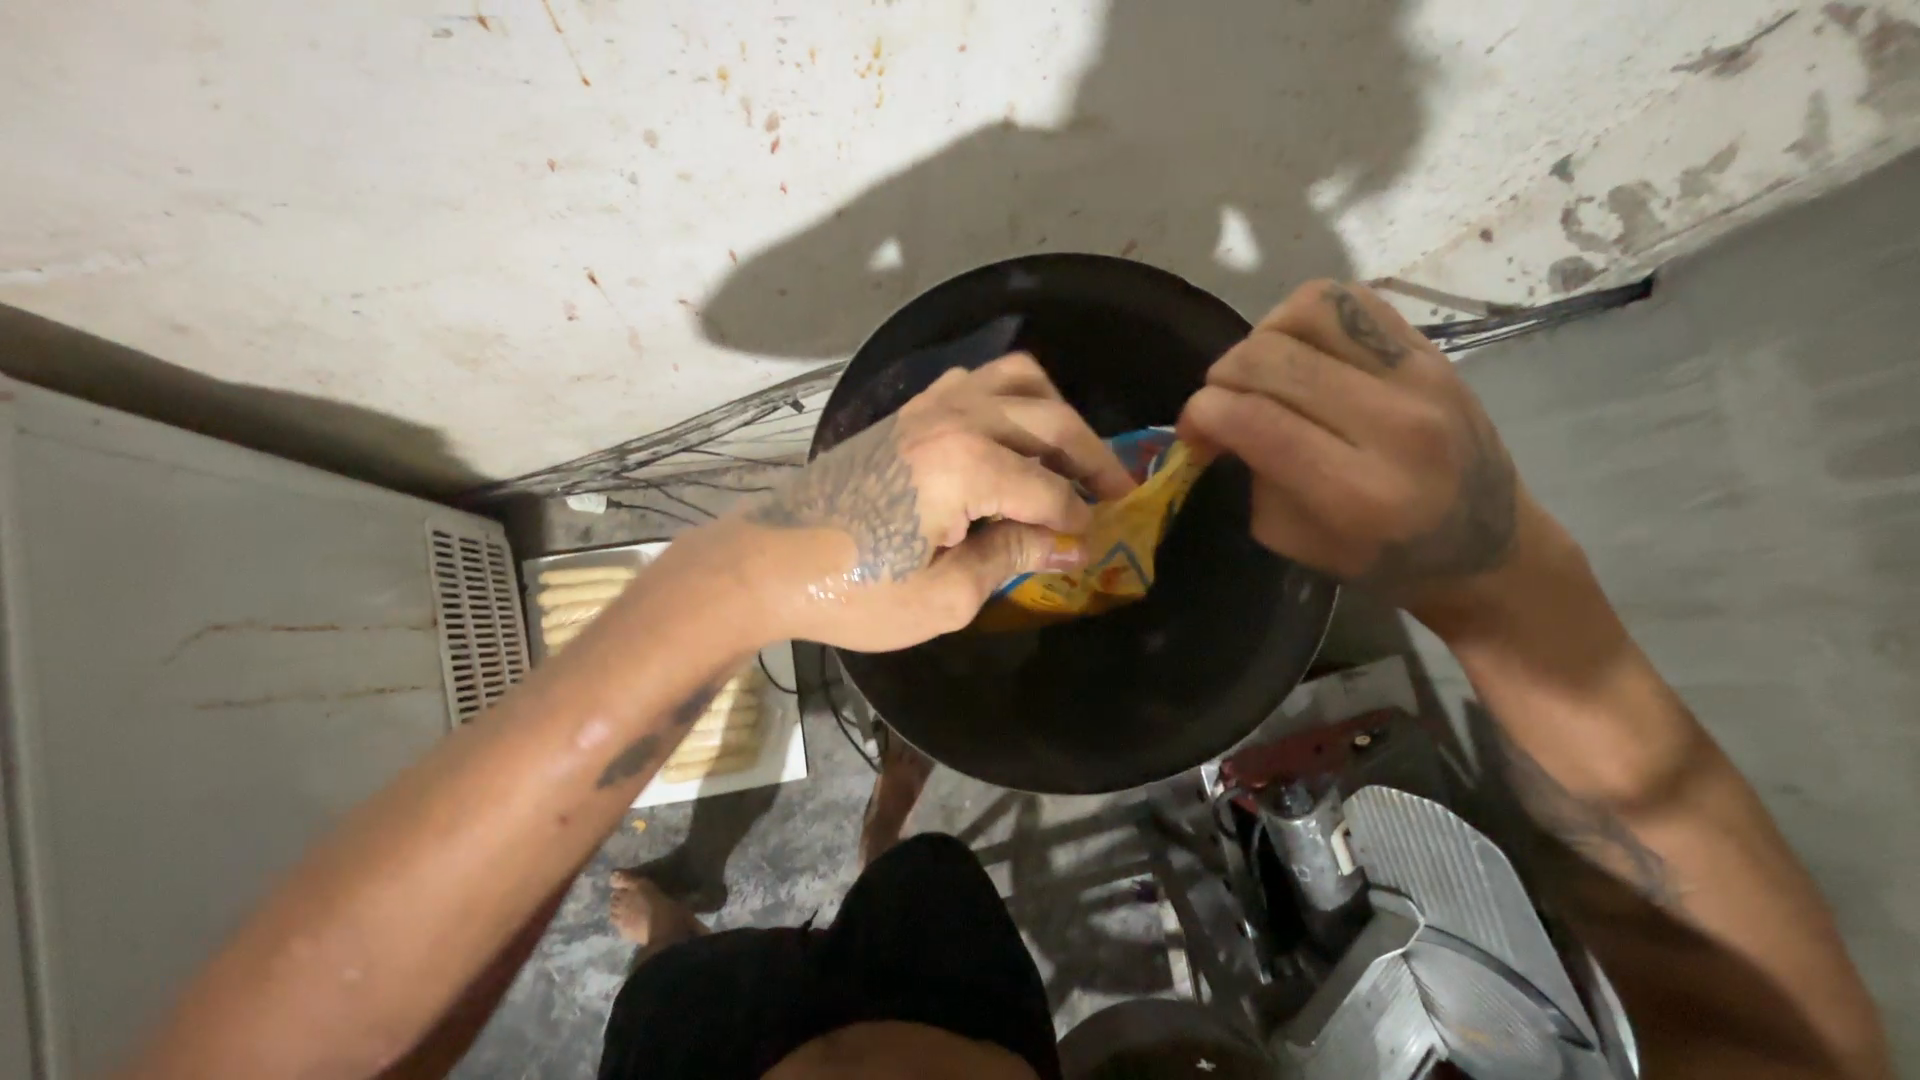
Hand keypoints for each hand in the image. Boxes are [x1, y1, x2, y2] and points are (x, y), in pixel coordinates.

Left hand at [731, 353, 1134, 651]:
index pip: (1048, 490)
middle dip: (1091, 458)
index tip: (1096, 547)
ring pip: (1016, 381)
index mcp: (966, 465)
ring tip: (1070, 456)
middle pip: (1049, 421)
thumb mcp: (943, 596)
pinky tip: (1011, 438)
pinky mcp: (905, 413)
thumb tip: (1065, 543)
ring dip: (1054, 415)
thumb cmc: (853, 592)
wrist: (766, 563)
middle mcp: (954, 419)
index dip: (1079, 522)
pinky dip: (1009, 399)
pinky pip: (975, 382)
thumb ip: (1010, 557)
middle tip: (1117, 492)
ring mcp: (926, 408)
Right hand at [1176, 280, 1562, 622]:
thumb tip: (1215, 419)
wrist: (1488, 545)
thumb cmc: (1382, 559)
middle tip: (1219, 405)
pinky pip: (1352, 297)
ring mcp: (1421, 376)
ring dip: (1262, 336)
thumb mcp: (1294, 541)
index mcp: (1358, 493)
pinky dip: (1307, 316)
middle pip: (1271, 359)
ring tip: (1262, 371)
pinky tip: (1301, 349)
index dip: (1200, 415)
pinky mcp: (1433, 350)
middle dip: (1220, 378)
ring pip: (1308, 310)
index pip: (1253, 420)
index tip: (1191, 432)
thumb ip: (1251, 475)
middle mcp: (1394, 425)